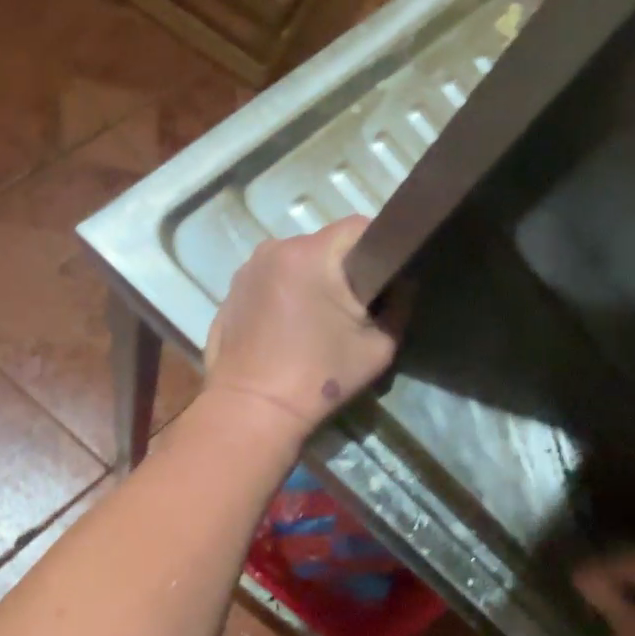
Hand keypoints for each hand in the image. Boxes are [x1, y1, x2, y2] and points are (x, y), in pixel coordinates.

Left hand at [202, 217, 396, 433]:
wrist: (255, 409)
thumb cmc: (321, 377)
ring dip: (313, 282)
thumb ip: (398, 309)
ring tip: (320, 322)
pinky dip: (287, 296)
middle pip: (325, 245)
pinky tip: (291, 331)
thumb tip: (401, 287)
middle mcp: (276, 248)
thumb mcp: (379, 348)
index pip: (359, 227)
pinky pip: (272, 281)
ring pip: (297, 262)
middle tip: (355, 309)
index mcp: (313, 255)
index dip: (380, 247)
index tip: (387, 279)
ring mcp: (248, 268)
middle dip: (344, 269)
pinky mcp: (233, 291)